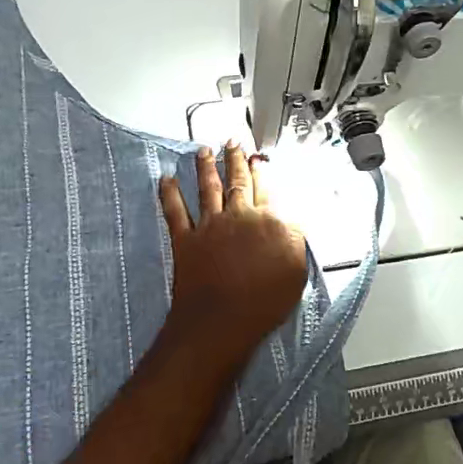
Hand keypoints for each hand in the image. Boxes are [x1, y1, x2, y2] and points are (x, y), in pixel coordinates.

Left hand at [157, 143, 308, 361]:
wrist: (222, 320)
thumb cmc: (263, 303)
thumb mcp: (295, 271)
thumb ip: (293, 240)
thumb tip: (291, 221)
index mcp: (267, 222)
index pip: (266, 189)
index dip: (261, 172)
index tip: (258, 158)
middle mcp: (237, 217)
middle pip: (237, 181)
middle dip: (235, 160)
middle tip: (232, 142)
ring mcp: (209, 226)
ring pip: (208, 188)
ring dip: (205, 167)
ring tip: (204, 151)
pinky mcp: (185, 239)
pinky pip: (175, 210)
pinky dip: (170, 193)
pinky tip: (166, 179)